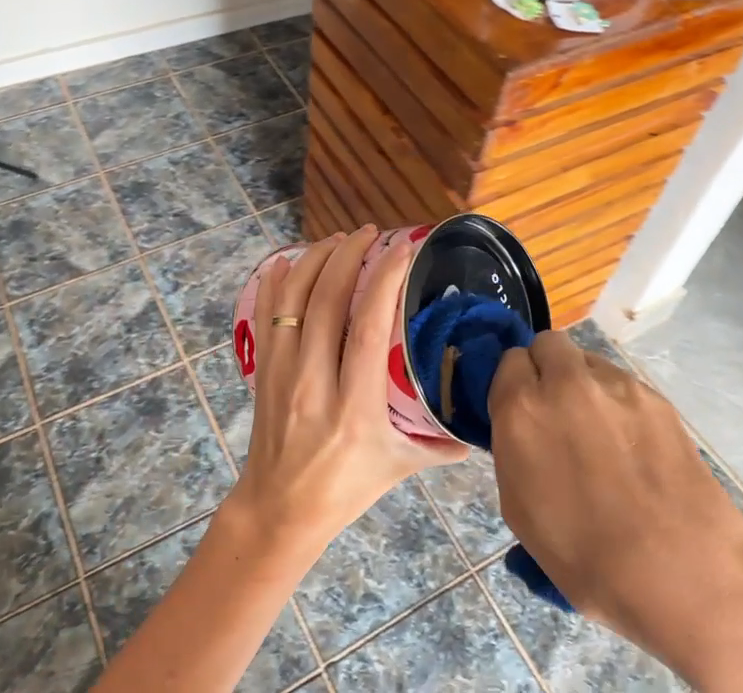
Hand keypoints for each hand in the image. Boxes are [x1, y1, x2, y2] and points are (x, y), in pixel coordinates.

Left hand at [225, 228, 468, 556]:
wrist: (279, 509)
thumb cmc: (345, 488)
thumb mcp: (399, 467)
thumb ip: (441, 444)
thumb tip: (479, 424)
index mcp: (355, 407)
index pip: (368, 328)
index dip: (384, 281)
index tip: (401, 249)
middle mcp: (315, 382)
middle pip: (326, 301)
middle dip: (348, 256)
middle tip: (371, 233)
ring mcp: (282, 373)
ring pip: (293, 300)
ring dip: (315, 260)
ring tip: (339, 239)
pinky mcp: (263, 371)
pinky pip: (266, 316)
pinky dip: (276, 283)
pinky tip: (288, 260)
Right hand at [488, 329, 742, 638]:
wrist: (677, 567)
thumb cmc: (584, 554)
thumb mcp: (519, 506)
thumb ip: (514, 447)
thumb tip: (525, 430)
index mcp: (521, 409)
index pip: (508, 361)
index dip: (514, 384)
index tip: (521, 409)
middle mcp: (565, 383)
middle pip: (548, 345)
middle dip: (547, 368)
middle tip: (556, 409)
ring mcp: (615, 386)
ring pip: (588, 361)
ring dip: (583, 384)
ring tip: (600, 431)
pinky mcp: (656, 398)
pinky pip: (624, 385)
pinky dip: (619, 404)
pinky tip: (632, 445)